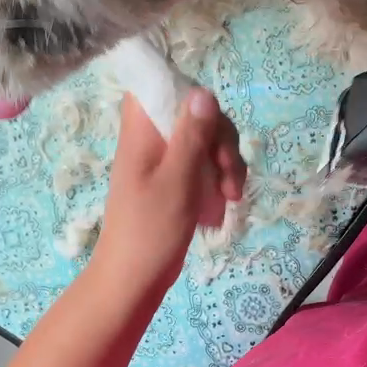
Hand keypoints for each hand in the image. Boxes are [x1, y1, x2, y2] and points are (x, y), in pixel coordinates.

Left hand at [93, 88, 244, 289]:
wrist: (134, 280)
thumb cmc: (150, 231)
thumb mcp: (176, 181)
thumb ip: (191, 136)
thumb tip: (202, 91)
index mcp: (141, 133)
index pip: (156, 86)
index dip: (186, 92)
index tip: (211, 122)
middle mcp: (151, 141)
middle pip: (194, 115)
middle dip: (220, 140)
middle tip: (228, 174)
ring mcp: (164, 164)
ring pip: (204, 143)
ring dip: (225, 165)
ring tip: (231, 197)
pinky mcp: (175, 184)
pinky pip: (202, 168)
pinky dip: (217, 182)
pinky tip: (223, 206)